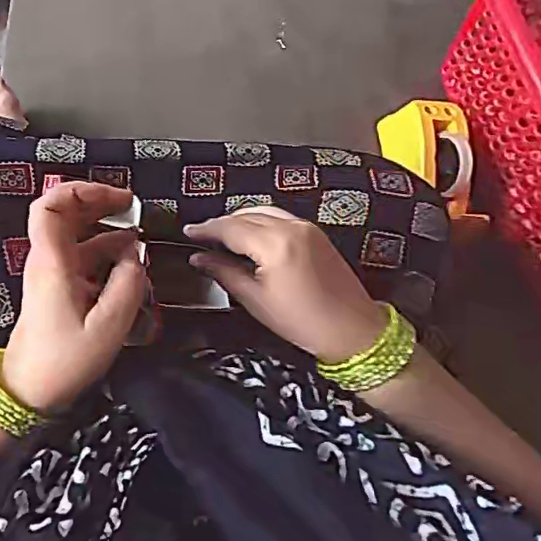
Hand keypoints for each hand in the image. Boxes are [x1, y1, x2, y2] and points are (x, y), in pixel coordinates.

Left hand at [0, 182, 147, 413]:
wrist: (28, 391)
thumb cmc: (62, 361)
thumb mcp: (107, 327)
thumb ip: (128, 285)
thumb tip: (137, 256)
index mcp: (53, 262)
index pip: (51, 205)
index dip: (81, 190)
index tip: (115, 196)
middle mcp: (48, 260)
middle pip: (65, 211)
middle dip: (99, 201)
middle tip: (131, 205)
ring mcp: (52, 272)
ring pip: (76, 233)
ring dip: (106, 227)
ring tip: (137, 234)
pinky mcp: (58, 286)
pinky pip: (82, 255)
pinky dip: (105, 251)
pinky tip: (128, 261)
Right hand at [186, 207, 385, 362]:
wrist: (352, 329)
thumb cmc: (301, 321)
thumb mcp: (256, 299)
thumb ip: (224, 272)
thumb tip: (199, 257)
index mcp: (274, 244)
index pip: (230, 228)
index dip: (206, 229)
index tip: (188, 232)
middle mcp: (290, 227)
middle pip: (245, 215)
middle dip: (221, 223)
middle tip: (201, 236)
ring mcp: (305, 226)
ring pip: (262, 211)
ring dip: (240, 219)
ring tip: (222, 234)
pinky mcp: (315, 231)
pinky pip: (279, 216)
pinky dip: (259, 220)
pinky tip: (249, 234)